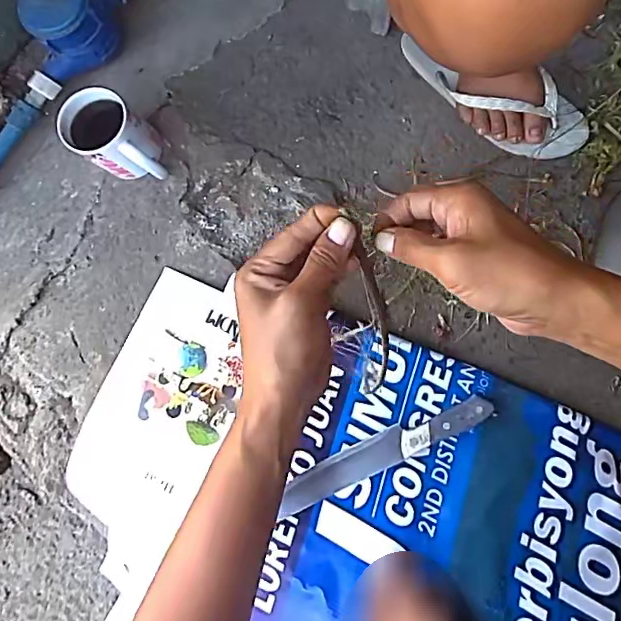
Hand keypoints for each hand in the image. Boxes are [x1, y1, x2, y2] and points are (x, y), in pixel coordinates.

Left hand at [233, 206, 356, 443]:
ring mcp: (291, 292)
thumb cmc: (280, 358)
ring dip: (340, 253)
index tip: (353, 220)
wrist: (285, 399)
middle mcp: (272, 277)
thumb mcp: (301, 302)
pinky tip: (355, 265)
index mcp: (259, 271)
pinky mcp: (309, 305)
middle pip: (308, 244)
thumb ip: (323, 262)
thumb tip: (341, 229)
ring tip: (362, 248)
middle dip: (334, 237)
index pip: (295, 233)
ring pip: (320, 260)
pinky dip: (341, 270)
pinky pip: (326, 278)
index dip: (324, 223)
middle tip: (362, 235)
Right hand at [374, 183, 600, 337]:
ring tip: (399, 266)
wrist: (552, 298)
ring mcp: (476, 230)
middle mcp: (468, 207)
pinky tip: (426, 273)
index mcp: (460, 198)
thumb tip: (382, 238)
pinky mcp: (482, 252)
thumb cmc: (506, 274)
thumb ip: (410, 248)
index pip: (410, 199)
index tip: (370, 241)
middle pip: (421, 212)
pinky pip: (449, 249)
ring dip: (417, 247)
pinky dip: (434, 258)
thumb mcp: (449, 261)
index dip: (388, 218)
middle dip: (401, 232)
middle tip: (381, 257)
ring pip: (434, 232)